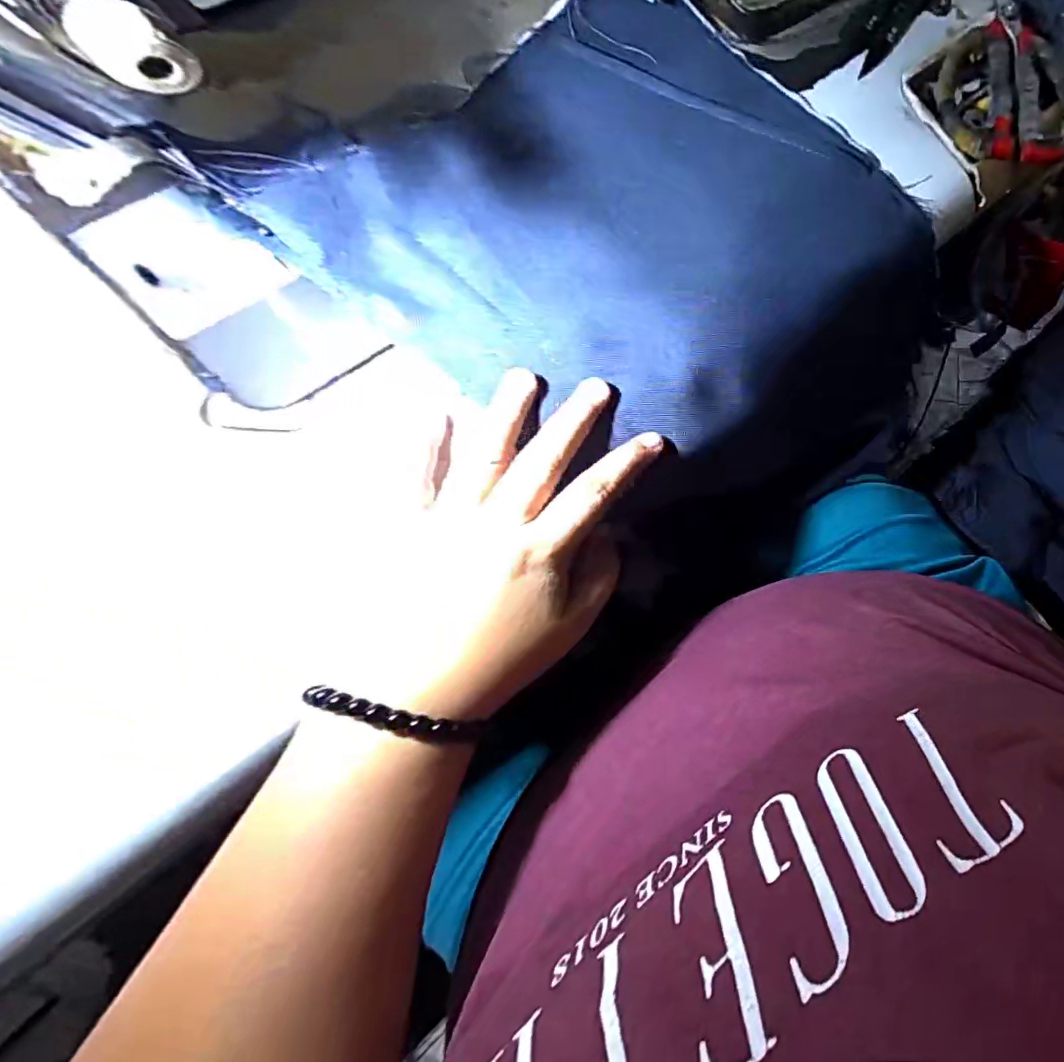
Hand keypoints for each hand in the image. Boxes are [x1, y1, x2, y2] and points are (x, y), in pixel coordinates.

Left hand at [324, 370, 664, 721]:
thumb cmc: (511, 654)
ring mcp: (449, 520)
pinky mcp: (408, 525)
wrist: (419, 687)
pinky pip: (417, 475)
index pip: (596, 494)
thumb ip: (599, 569)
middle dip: (575, 422)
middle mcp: (498, 524)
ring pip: (483, 455)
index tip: (654, 439)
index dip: (628, 464)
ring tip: (524, 377)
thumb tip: (603, 528)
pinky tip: (439, 407)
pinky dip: (427, 440)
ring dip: (507, 412)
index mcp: (543, 550)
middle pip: (543, 462)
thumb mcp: (575, 620)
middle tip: (597, 387)